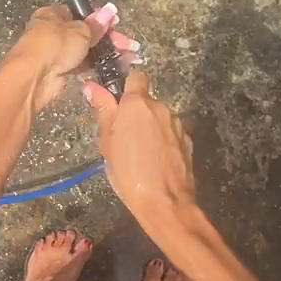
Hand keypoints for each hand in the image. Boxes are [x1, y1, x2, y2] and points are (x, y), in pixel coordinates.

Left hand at [3, 4, 138, 113]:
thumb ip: (96, 25)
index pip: (80, 13)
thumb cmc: (53, 45)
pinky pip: (83, 64)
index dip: (100, 18)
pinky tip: (115, 65)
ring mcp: (57, 52)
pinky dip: (98, 64)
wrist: (33, 77)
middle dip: (108, 37)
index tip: (117, 23)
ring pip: (86, 49)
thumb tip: (110, 10)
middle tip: (129, 44)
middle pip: (85, 31)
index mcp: (52, 14)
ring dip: (106, 51)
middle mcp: (53, 31)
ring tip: (129, 55)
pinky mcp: (61, 70)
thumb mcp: (79, 31)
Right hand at [81, 70, 200, 239]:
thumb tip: (92, 86)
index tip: (119, 101)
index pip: (136, 76)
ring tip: (141, 152)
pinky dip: (164, 141)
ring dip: (151, 127)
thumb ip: (103, 110)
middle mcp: (160, 108)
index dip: (127, 85)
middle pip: (147, 101)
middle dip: (137, 113)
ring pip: (159, 118)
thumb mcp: (107, 142)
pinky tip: (157, 160)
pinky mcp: (188, 141)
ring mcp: (177, 124)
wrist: (166, 203)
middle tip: (124, 136)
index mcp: (137, 104)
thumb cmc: (128, 172)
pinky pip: (171, 133)